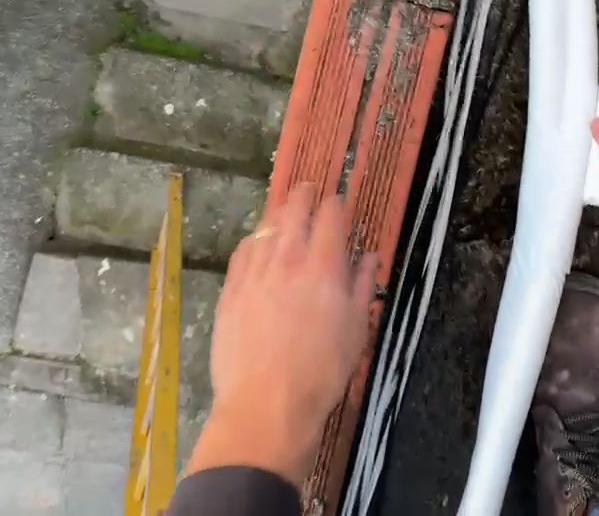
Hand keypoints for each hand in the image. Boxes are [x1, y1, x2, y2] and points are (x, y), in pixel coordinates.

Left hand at [187, 184, 378, 483]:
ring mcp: (255, 272)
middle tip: (311, 191)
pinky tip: (258, 245)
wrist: (266, 407)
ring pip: (267, 225)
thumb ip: (362, 285)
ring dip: (280, 214)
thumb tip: (368, 255)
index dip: (338, 203)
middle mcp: (288, 258)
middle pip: (295, 208)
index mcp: (324, 266)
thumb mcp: (356, 329)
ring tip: (286, 213)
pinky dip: (255, 240)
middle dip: (306, 194)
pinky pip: (243, 250)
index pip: (331, 213)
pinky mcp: (230, 290)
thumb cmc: (322, 371)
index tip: (340, 205)